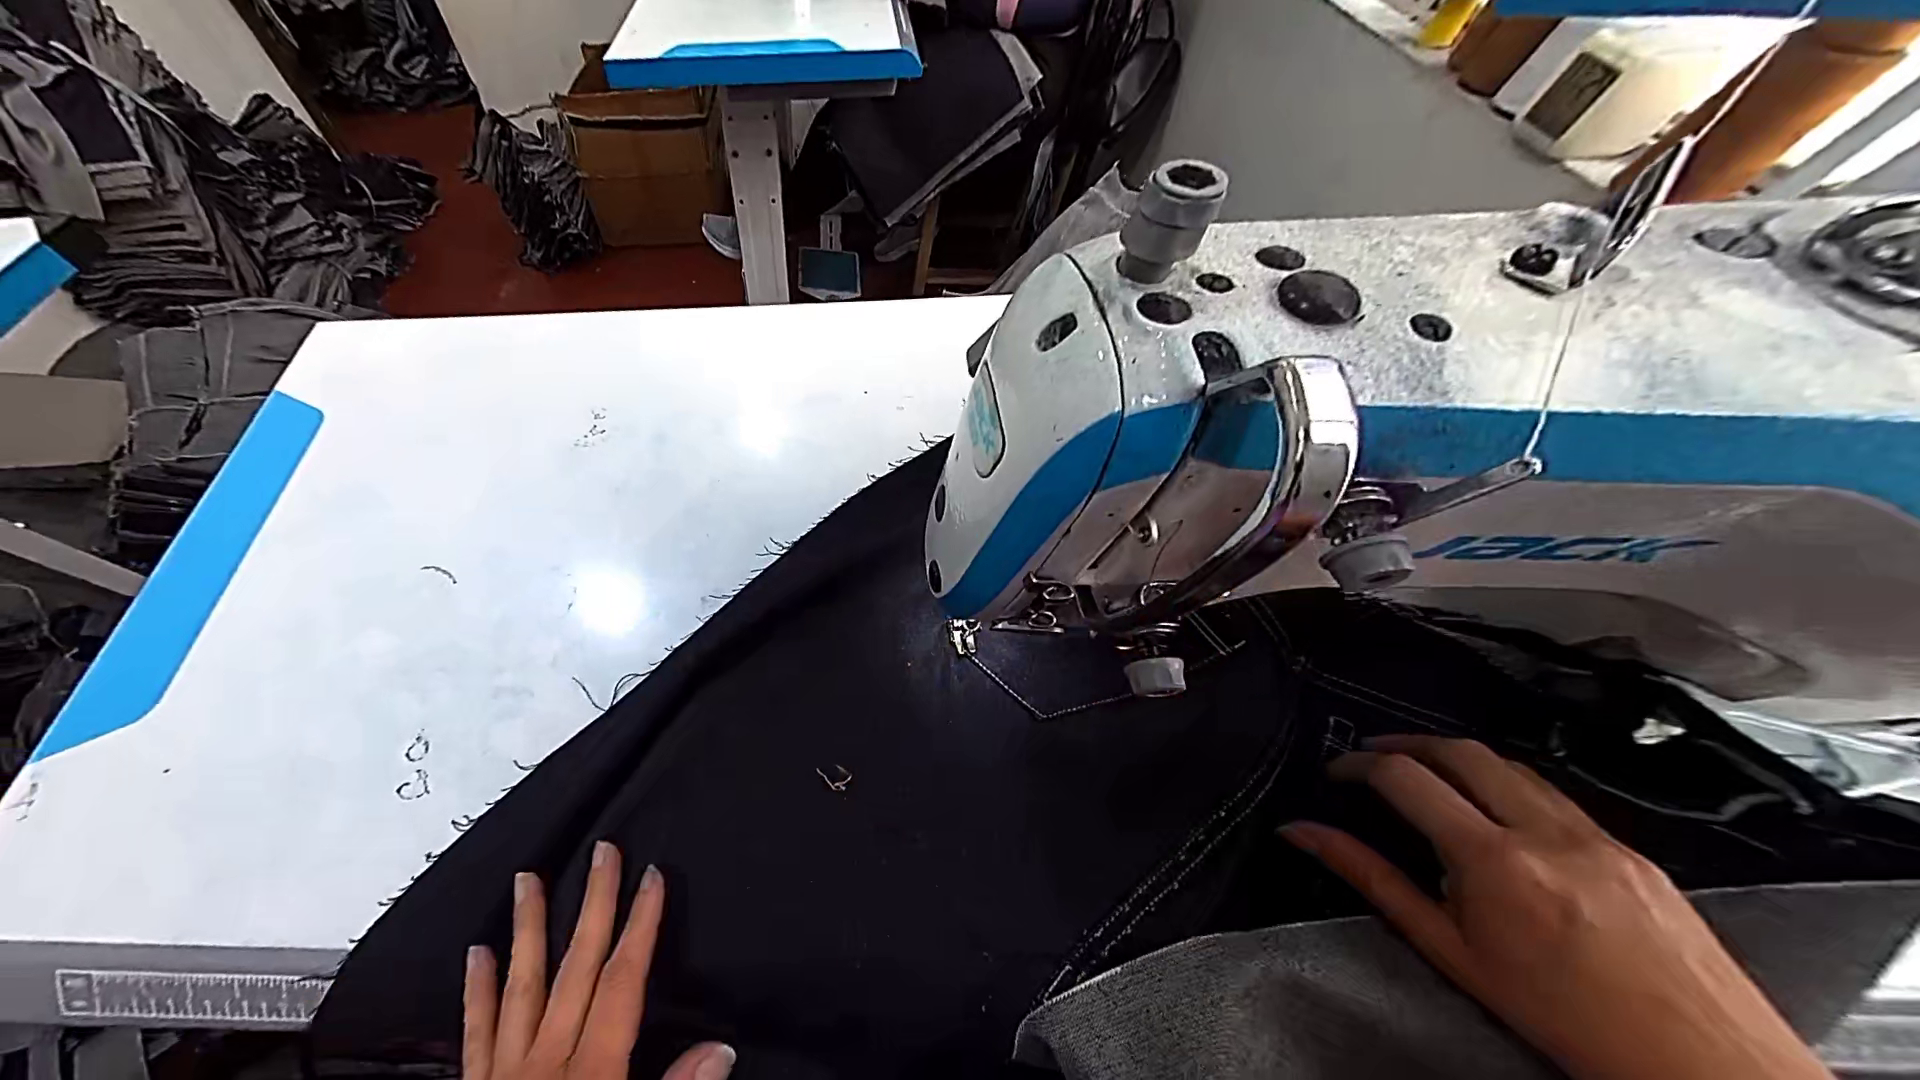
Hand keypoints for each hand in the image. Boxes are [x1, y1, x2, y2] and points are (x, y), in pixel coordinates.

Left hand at [463, 842, 734, 1079]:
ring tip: (526, 883)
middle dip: (592, 905)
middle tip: (601, 854)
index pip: (622, 980)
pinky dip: (478, 992)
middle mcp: (544, 1065)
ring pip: (520, 987)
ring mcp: (504, 1077)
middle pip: (575, 968)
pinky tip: (477, 955)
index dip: (641, 924)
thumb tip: (720, 1048)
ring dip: (527, 930)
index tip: (652, 877)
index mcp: (590, 1074)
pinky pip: (475, 1035)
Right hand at [1282, 735, 1831, 1079]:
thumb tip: (1301, 833)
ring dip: (1456, 757)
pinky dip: (1507, 783)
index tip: (1340, 771)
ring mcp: (1597, 835)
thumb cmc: (1558, 1017)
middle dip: (1405, 742)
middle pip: (1460, 749)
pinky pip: (1554, 792)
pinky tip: (1497, 811)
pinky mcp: (1632, 846)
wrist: (1702, 1068)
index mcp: (1494, 861)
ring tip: (1428, 774)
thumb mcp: (1447, 949)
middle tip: (1374, 754)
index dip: (1360, 763)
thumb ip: (1370, 878)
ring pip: (1509, 763)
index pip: (1406, 777)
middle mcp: (1546, 832)